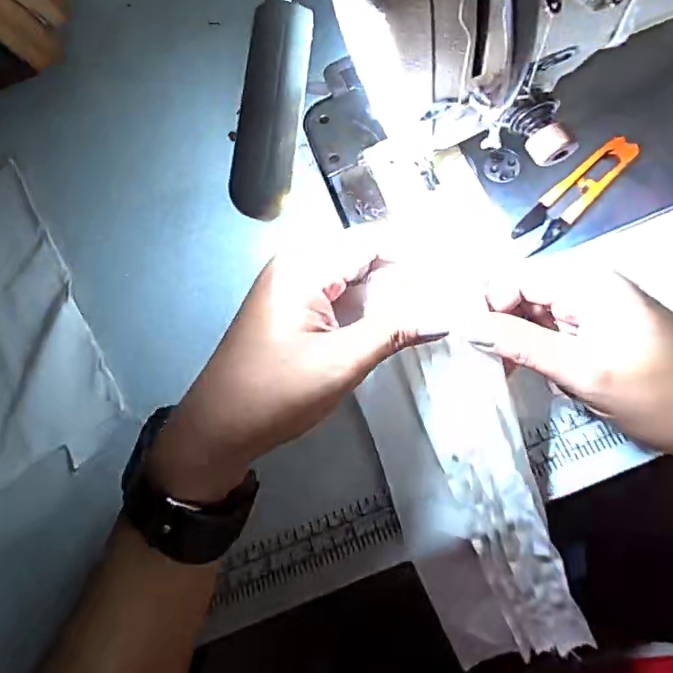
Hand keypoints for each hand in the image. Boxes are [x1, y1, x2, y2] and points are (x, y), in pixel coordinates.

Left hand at [149, 227, 434, 502]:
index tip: (455, 267)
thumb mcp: (340, 364)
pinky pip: (343, 293)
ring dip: (392, 291)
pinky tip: (400, 317)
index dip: (416, 252)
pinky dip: (371, 304)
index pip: (372, 242)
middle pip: (367, 255)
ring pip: (358, 275)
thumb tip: (445, 316)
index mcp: (304, 267)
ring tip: (436, 303)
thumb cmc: (274, 394)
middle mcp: (298, 264)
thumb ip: (394, 332)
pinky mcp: (296, 305)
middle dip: (409, 273)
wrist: (216, 430)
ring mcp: (295, 284)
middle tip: (451, 292)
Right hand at [463, 264, 672, 512]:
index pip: (518, 277)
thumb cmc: (659, 394)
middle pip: (528, 295)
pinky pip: (563, 333)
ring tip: (520, 376)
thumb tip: (467, 324)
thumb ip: (523, 345)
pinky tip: (551, 378)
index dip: (488, 305)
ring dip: (528, 345)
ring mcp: (602, 309)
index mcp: (589, 281)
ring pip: (543, 317)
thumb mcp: (584, 372)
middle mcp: (592, 286)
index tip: (467, 341)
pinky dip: (549, 354)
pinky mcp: (608, 332)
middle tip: (490, 367)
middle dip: (506, 328)